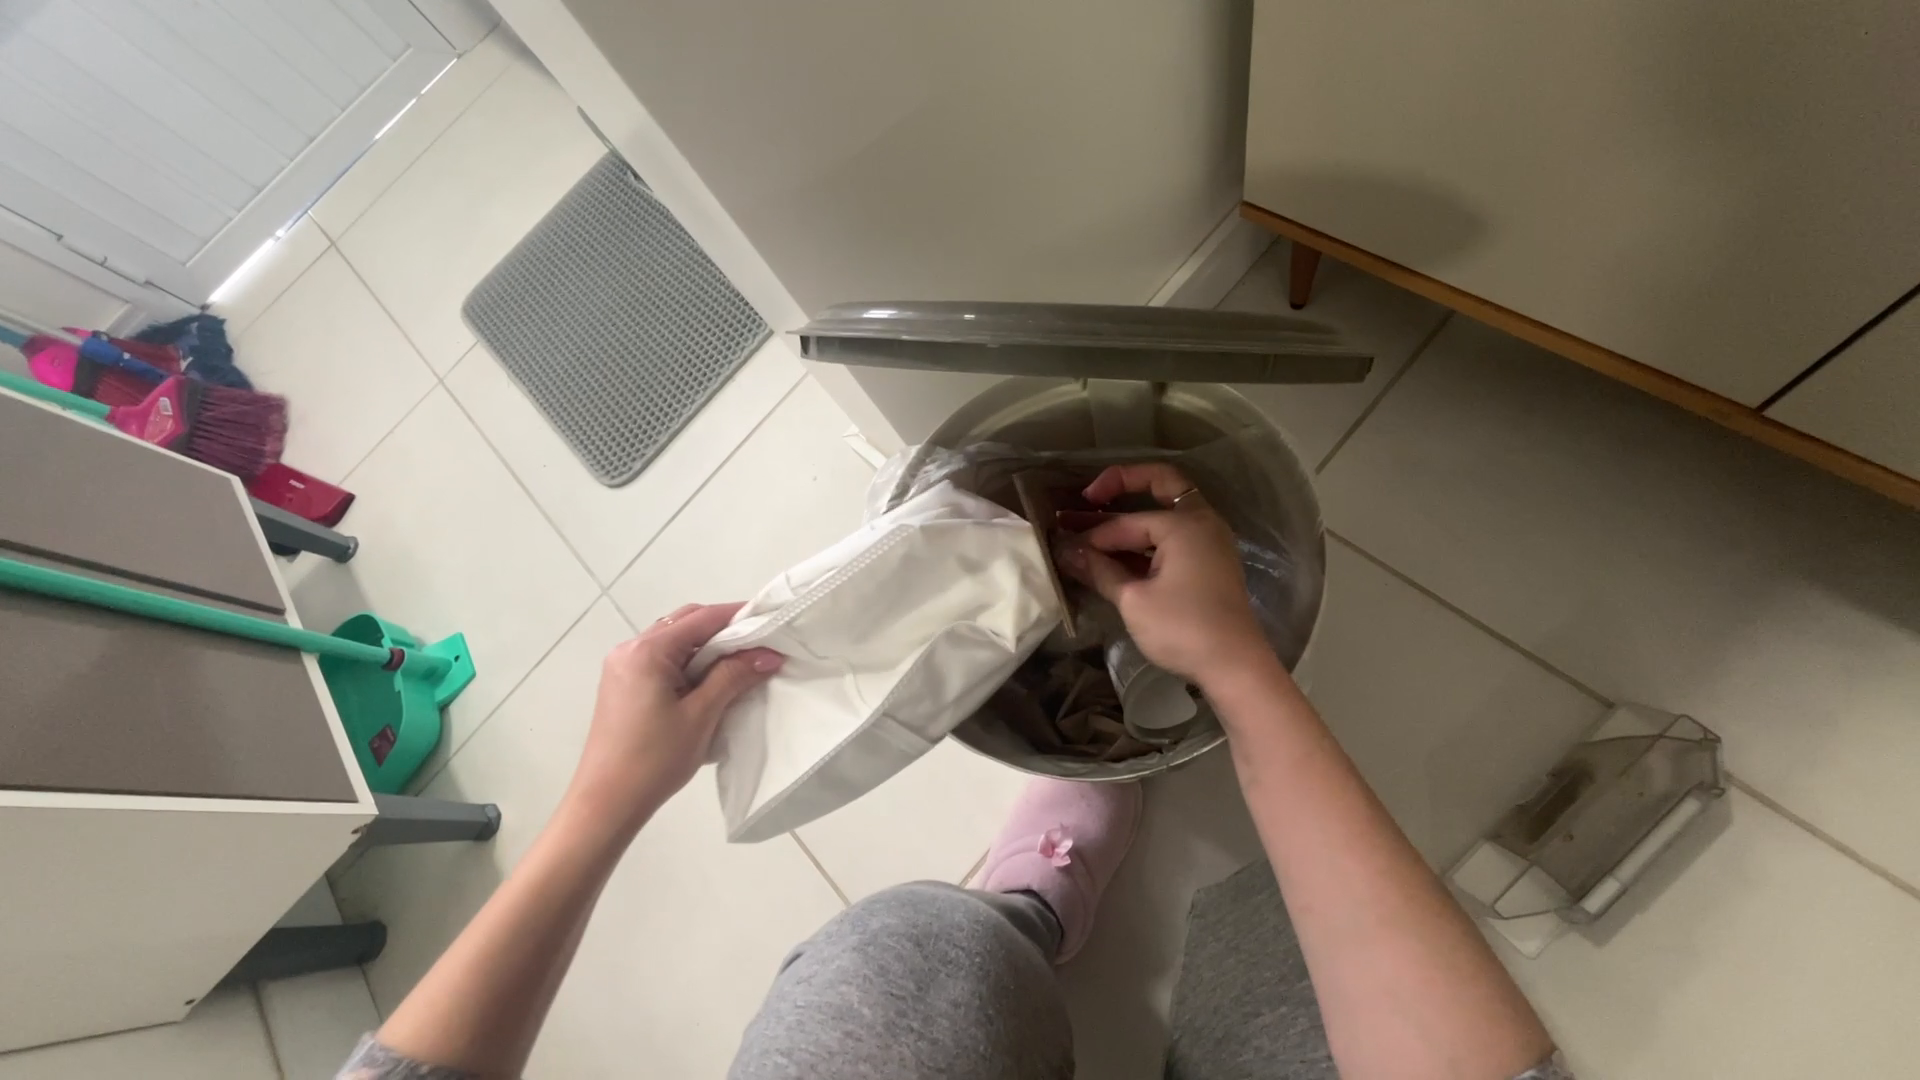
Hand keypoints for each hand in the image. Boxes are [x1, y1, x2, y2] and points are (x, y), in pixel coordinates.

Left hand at [564, 603, 781, 831]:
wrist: (605, 803)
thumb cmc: (654, 760)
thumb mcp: (701, 716)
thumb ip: (733, 677)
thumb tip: (769, 654)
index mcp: (647, 651)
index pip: (702, 618)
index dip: (740, 616)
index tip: (773, 622)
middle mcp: (630, 649)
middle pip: (686, 622)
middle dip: (724, 628)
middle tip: (761, 643)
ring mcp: (623, 666)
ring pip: (675, 640)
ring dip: (708, 645)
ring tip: (741, 662)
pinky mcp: (623, 684)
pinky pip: (663, 658)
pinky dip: (690, 661)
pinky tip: (711, 679)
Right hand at [1054, 463, 1270, 689]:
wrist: (1235, 667)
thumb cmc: (1183, 628)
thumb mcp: (1134, 600)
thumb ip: (1100, 571)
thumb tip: (1066, 552)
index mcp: (1184, 523)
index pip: (1126, 521)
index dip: (1094, 535)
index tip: (1067, 549)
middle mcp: (1201, 522)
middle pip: (1160, 485)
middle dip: (1121, 487)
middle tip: (1087, 496)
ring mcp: (1208, 543)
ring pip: (1165, 515)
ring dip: (1131, 520)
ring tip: (1092, 530)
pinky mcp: (1208, 565)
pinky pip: (1173, 538)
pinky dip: (1146, 540)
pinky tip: (1118, 556)